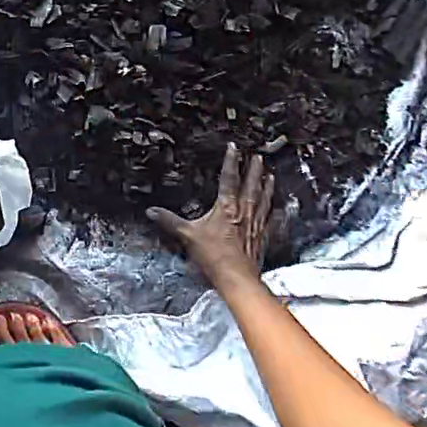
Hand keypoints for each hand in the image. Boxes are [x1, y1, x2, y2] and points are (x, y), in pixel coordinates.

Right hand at [148, 143, 274, 285]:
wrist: (237, 277)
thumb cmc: (214, 255)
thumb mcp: (187, 235)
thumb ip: (169, 221)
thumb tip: (151, 211)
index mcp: (227, 207)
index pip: (229, 179)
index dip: (231, 162)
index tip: (234, 149)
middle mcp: (244, 212)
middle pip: (251, 185)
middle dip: (254, 170)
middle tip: (258, 157)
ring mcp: (256, 224)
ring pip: (263, 199)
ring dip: (267, 186)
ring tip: (270, 175)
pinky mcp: (262, 236)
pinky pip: (269, 218)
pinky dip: (272, 209)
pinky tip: (275, 207)